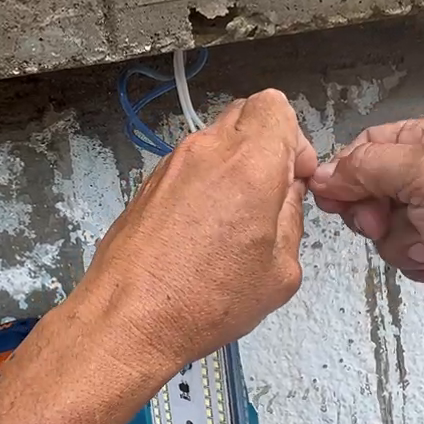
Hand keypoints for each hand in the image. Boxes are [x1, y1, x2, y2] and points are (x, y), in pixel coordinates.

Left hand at [72, 89, 315, 377]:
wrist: (130, 317)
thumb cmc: (207, 299)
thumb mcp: (280, 270)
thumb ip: (292, 217)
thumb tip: (286, 193)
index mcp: (248, 163)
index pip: (275, 107)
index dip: (293, 138)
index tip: (294, 177)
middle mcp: (207, 151)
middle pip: (245, 115)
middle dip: (265, 145)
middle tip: (270, 193)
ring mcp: (172, 163)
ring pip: (214, 141)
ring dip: (233, 165)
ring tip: (233, 219)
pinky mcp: (149, 182)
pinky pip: (188, 165)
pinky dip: (204, 182)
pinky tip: (202, 229)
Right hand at [307, 113, 423, 348]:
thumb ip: (367, 166)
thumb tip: (322, 175)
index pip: (372, 142)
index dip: (347, 169)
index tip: (330, 197)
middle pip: (372, 183)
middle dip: (373, 209)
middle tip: (380, 223)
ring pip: (383, 221)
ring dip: (398, 239)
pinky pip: (402, 249)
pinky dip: (414, 260)